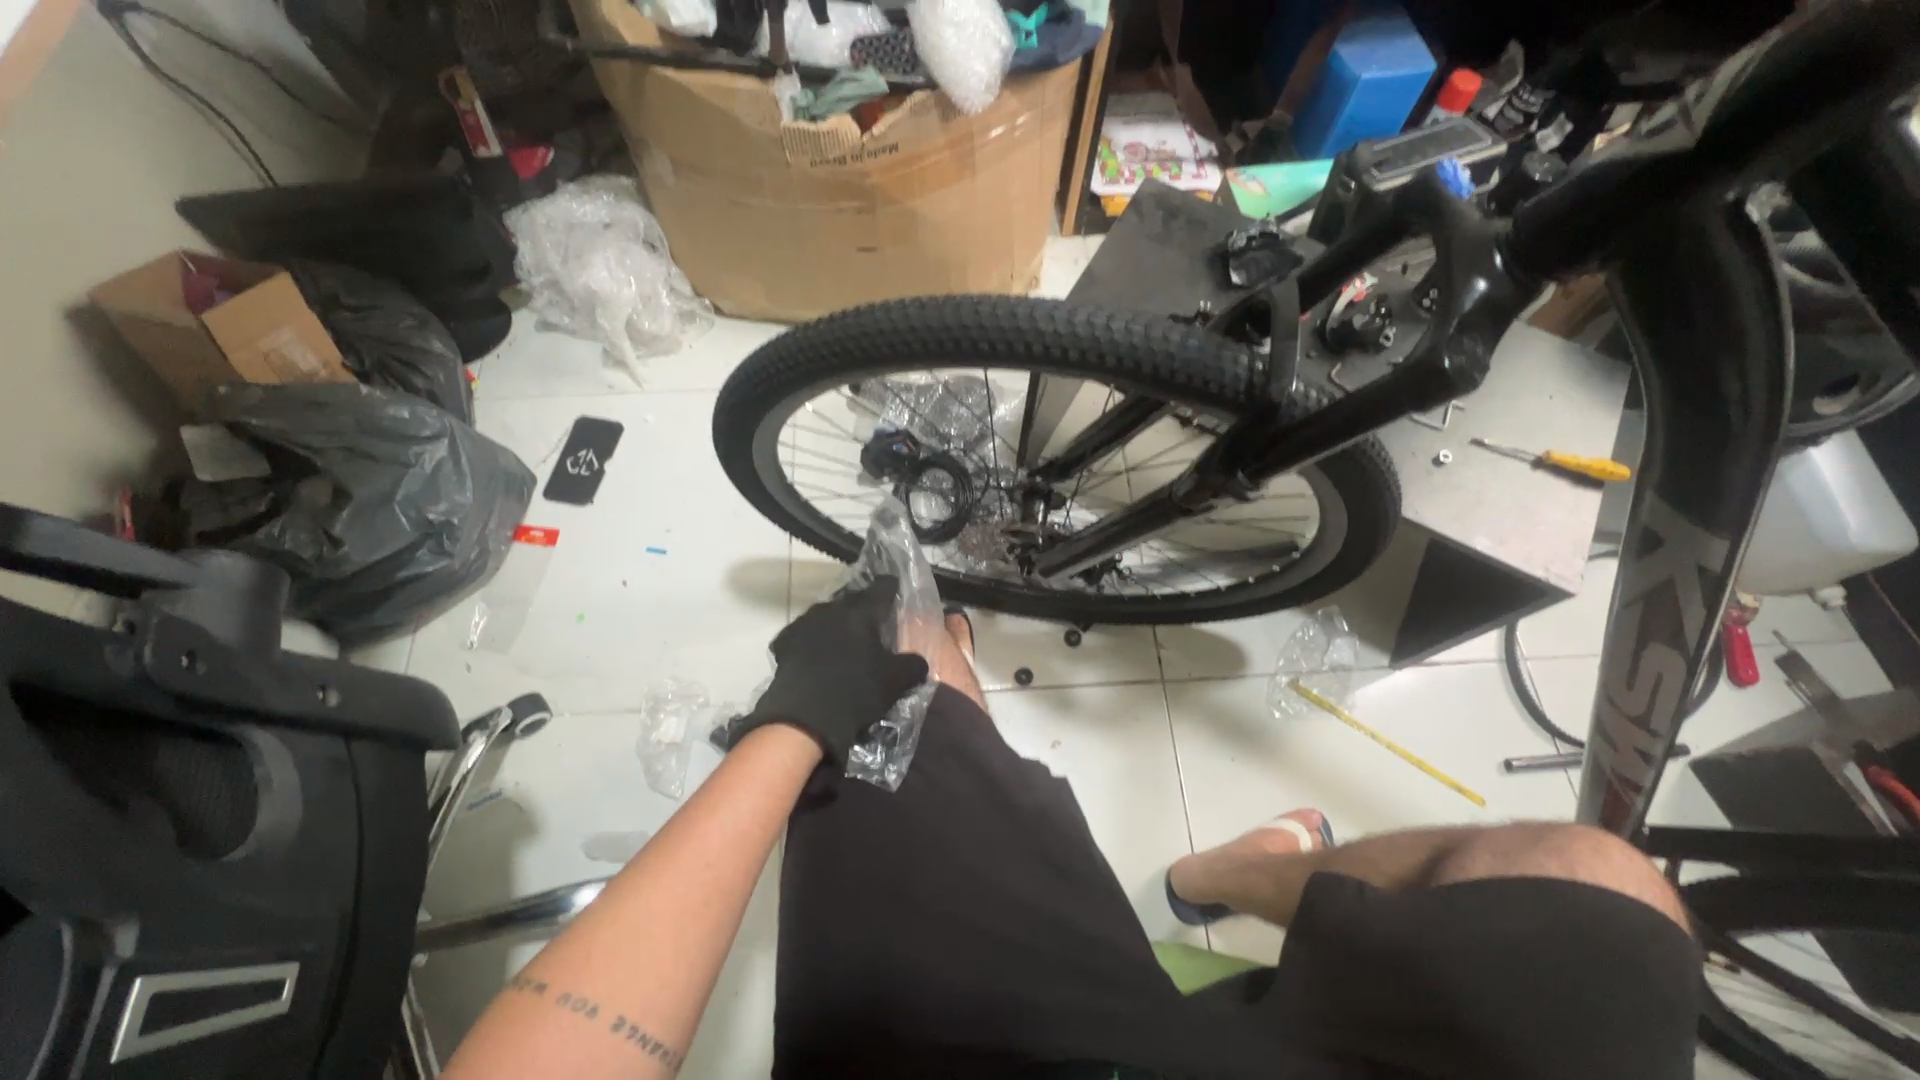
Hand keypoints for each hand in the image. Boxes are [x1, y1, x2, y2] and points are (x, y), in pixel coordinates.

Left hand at [727, 576, 929, 764]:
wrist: (806, 717)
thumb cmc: (857, 692)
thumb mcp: (897, 681)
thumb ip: (913, 664)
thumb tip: (918, 660)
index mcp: (862, 612)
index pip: (882, 588)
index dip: (891, 588)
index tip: (895, 588)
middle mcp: (832, 609)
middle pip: (852, 600)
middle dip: (863, 607)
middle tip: (873, 621)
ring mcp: (804, 623)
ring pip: (826, 615)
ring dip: (836, 623)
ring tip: (844, 639)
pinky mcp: (784, 641)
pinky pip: (803, 633)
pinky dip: (812, 639)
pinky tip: (815, 654)